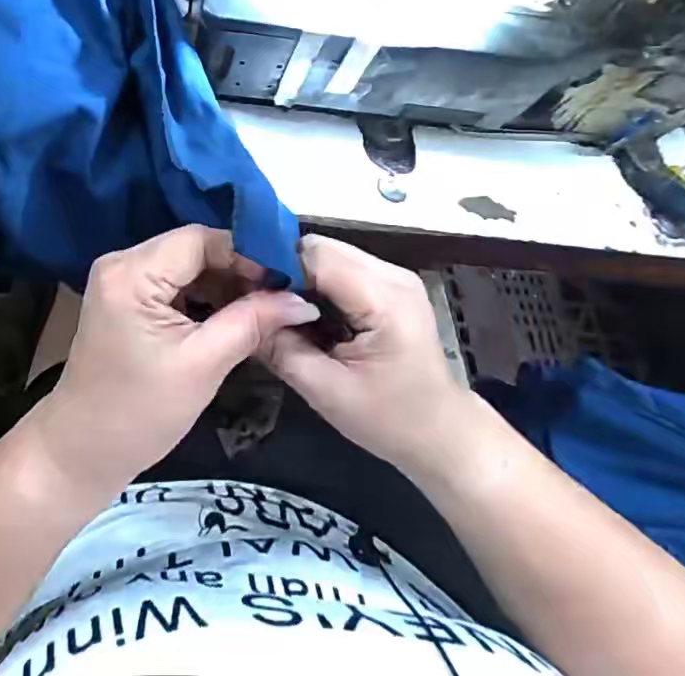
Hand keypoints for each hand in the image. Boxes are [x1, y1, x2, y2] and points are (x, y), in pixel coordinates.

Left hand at [31, 225, 320, 492]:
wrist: (84, 449)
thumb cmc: (141, 412)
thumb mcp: (204, 365)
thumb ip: (252, 322)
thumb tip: (301, 300)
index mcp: (131, 273)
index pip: (199, 239)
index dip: (245, 254)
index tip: (286, 279)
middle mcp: (120, 263)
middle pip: (191, 248)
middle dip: (237, 268)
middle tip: (281, 294)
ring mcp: (119, 279)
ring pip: (184, 263)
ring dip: (223, 282)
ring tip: (264, 306)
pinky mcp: (124, 296)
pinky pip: (171, 281)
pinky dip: (202, 294)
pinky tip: (233, 313)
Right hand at [257, 235, 483, 476]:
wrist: (445, 437)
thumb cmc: (390, 420)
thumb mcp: (325, 391)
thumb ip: (280, 347)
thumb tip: (240, 315)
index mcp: (384, 299)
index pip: (313, 255)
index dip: (274, 265)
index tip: (243, 289)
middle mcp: (392, 275)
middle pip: (319, 247)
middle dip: (283, 268)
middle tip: (256, 301)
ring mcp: (393, 277)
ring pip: (326, 254)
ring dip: (297, 275)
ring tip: (276, 308)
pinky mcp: (388, 285)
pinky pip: (339, 267)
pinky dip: (314, 283)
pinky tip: (303, 313)